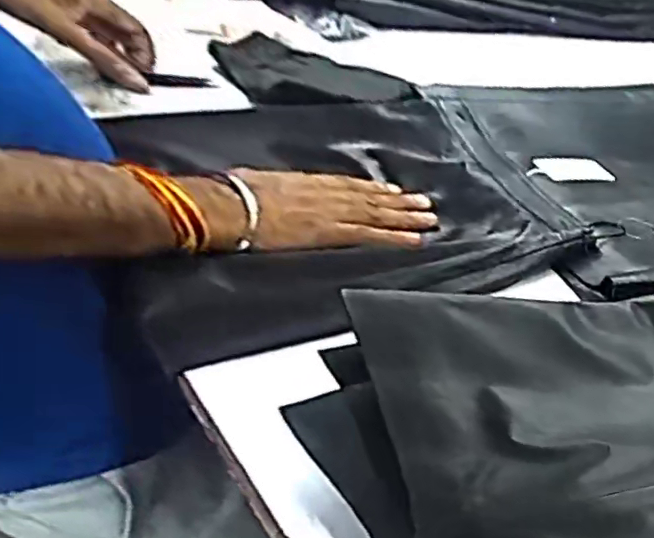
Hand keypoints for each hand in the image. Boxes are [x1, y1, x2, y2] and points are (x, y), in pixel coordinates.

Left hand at [0, 0, 153, 91]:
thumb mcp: (61, 28)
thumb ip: (102, 57)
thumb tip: (138, 83)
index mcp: (95, 1)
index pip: (139, 34)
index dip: (145, 57)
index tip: (141, 75)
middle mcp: (85, 1)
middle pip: (121, 33)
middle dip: (126, 56)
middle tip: (122, 74)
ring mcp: (66, 2)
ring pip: (99, 30)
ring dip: (104, 50)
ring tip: (99, 64)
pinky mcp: (48, 6)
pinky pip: (78, 27)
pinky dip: (83, 41)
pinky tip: (73, 47)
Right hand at [177, 171, 438, 251]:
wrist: (223, 206)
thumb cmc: (231, 194)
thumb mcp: (260, 182)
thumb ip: (283, 188)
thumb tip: (285, 191)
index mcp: (306, 181)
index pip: (350, 185)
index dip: (376, 189)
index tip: (396, 190)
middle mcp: (326, 194)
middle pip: (371, 198)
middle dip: (401, 202)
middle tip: (426, 204)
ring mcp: (332, 213)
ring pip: (379, 214)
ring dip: (407, 217)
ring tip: (430, 219)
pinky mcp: (334, 232)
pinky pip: (373, 235)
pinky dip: (396, 237)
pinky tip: (416, 240)